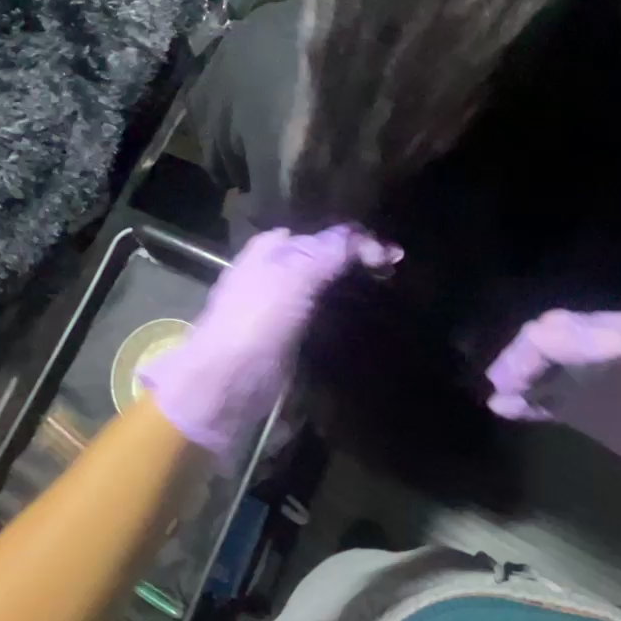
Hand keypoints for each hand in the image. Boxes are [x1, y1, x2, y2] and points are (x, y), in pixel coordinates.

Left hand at [138, 226, 399, 459]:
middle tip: (397, 273)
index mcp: (271, 250)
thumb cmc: (253, 322)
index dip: (356, 239)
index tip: (392, 255)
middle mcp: (275, 273)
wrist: (224, 387)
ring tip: (393, 297)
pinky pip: (322, 320)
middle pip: (325, 259)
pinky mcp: (289, 342)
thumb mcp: (291, 277)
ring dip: (354, 292)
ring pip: (325, 290)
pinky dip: (344, 320)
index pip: (323, 234)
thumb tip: (365, 238)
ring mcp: (281, 309)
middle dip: (358, 264)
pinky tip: (369, 325)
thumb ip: (326, 253)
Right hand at [485, 309, 620, 540]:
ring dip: (516, 377)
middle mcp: (596, 345)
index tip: (507, 377)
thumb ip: (603, 345)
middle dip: (516, 360)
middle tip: (498, 384)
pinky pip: (549, 395)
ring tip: (497, 394)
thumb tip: (550, 332)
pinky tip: (506, 408)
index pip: (552, 328)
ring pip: (540, 366)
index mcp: (612, 331)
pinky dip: (527, 400)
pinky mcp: (587, 404)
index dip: (526, 350)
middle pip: (541, 341)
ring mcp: (591, 376)